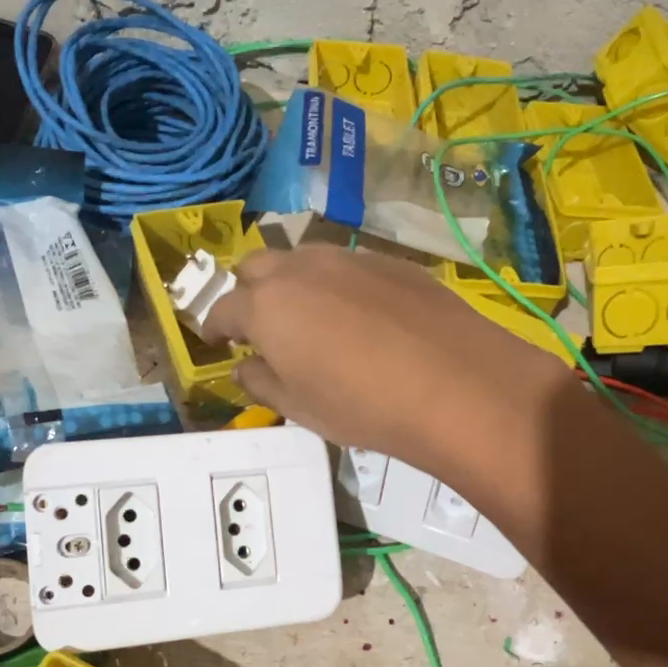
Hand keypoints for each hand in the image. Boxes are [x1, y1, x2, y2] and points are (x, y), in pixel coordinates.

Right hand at [201, 246, 573, 473]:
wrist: (453, 383)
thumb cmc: (361, 405)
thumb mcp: (299, 408)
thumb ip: (261, 382)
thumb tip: (244, 366)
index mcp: (265, 306)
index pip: (223, 309)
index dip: (214, 327)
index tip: (215, 341)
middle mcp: (300, 269)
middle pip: (257, 267)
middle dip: (249, 293)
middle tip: (260, 326)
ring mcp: (349, 258)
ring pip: (304, 259)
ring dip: (293, 283)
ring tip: (308, 317)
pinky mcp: (392, 262)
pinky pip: (348, 267)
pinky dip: (337, 286)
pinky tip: (359, 317)